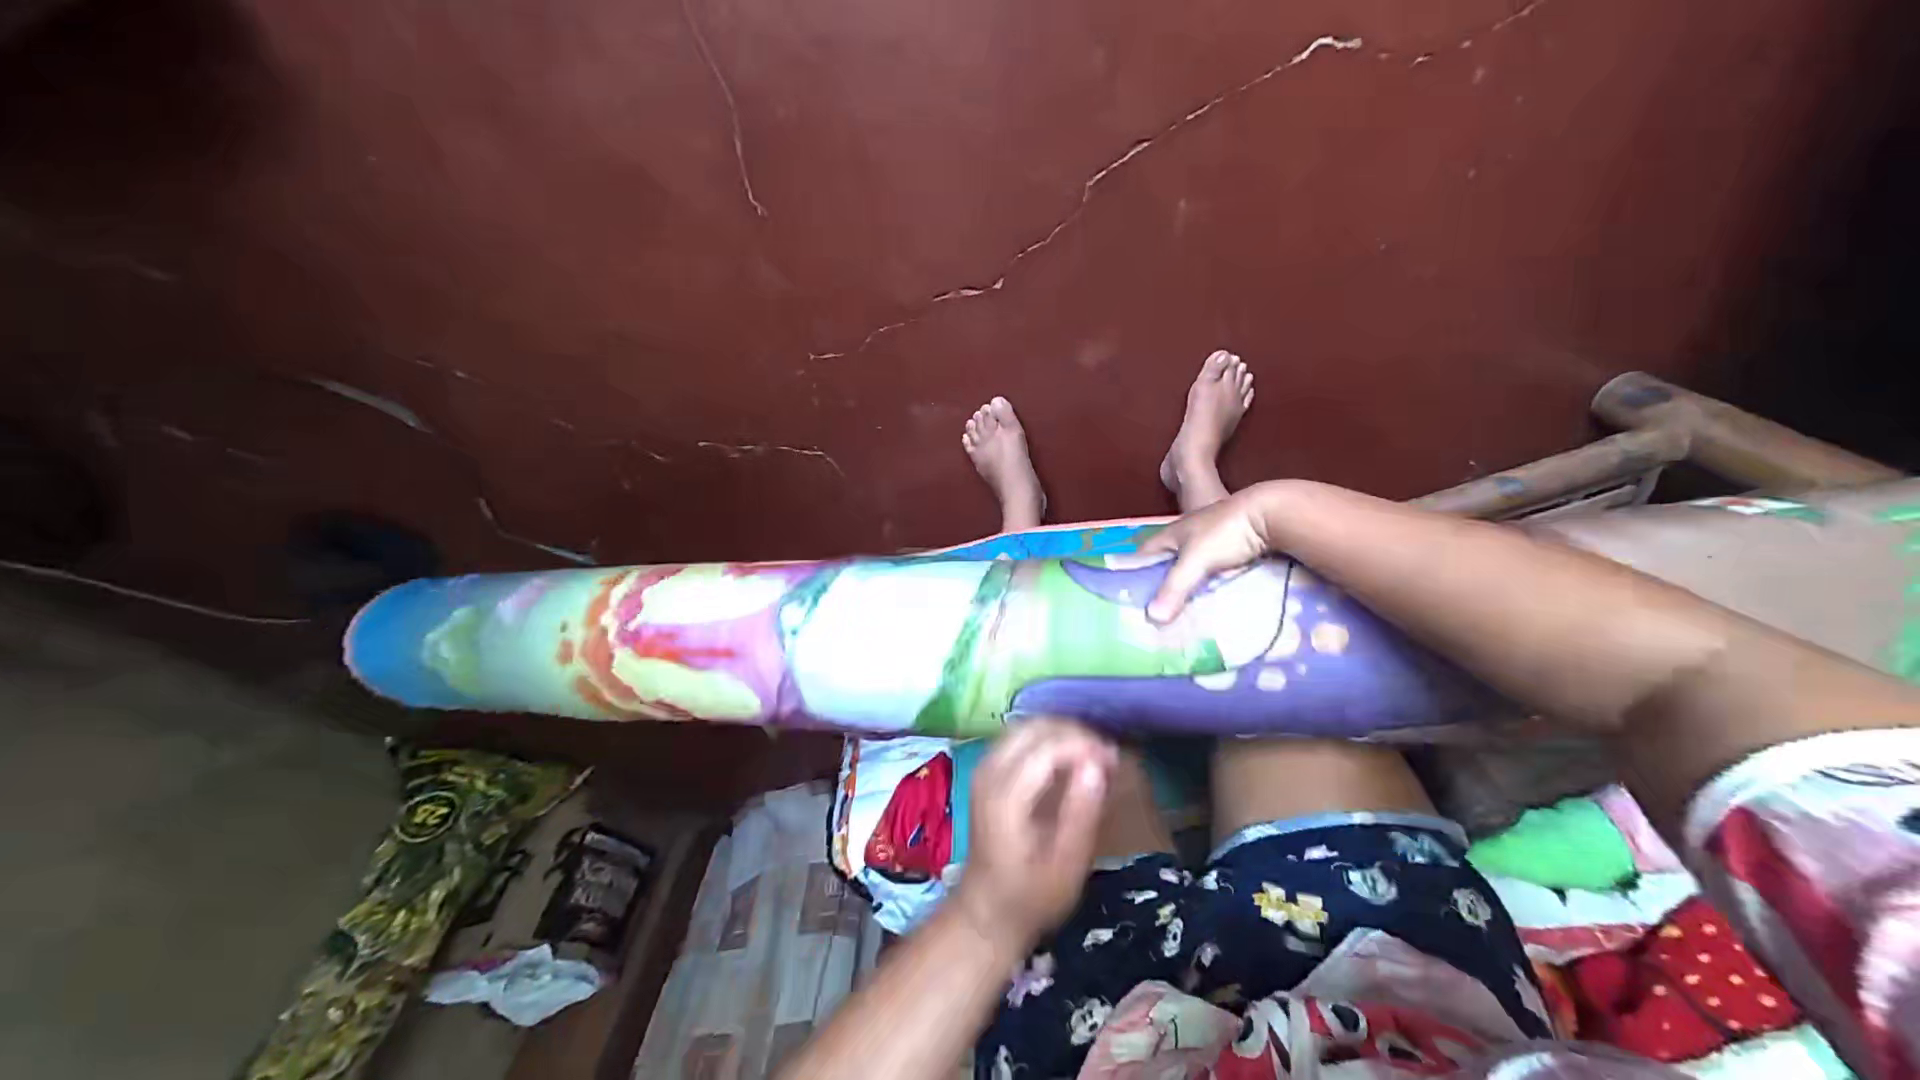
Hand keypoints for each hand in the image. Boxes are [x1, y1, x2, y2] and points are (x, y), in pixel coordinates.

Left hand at [955, 717, 1115, 949]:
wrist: (987, 910)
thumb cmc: (1031, 896)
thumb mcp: (1066, 865)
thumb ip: (1082, 813)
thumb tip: (1098, 765)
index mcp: (1005, 795)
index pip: (1049, 746)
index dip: (1085, 745)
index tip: (1115, 763)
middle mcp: (990, 771)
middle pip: (1036, 726)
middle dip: (1076, 734)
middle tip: (1107, 760)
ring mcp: (985, 767)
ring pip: (1028, 726)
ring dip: (1064, 734)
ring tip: (1094, 760)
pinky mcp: (989, 770)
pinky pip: (1021, 737)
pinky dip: (1050, 740)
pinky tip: (1071, 763)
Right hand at [1141, 482, 1282, 622]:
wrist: (1273, 514)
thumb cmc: (1226, 532)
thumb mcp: (1195, 560)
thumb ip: (1174, 588)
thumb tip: (1152, 618)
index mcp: (1172, 533)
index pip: (1143, 556)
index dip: (1134, 575)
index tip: (1131, 600)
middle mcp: (1188, 536)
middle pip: (1167, 565)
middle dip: (1161, 586)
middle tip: (1156, 613)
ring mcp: (1212, 543)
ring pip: (1191, 571)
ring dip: (1187, 588)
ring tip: (1181, 613)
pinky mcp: (1233, 552)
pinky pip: (1213, 574)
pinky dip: (1209, 587)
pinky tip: (1209, 603)